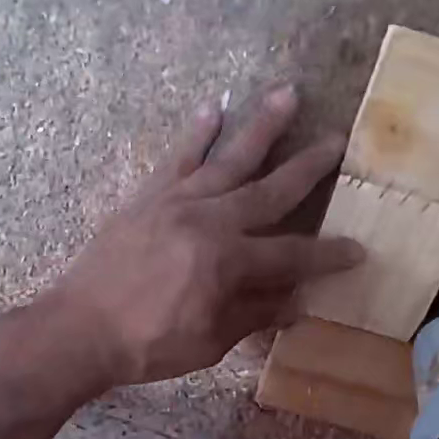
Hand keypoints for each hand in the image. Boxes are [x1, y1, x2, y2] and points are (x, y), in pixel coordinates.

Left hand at [43, 87, 363, 386]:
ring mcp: (178, 201)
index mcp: (229, 260)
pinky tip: (213, 109)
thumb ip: (255, 314)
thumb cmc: (149, 344)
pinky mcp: (149, 196)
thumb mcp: (211, 341)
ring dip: (262, 127)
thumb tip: (297, 303)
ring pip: (229, 158)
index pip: (293, 255)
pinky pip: (178, 158)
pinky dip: (197, 133)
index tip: (359, 249)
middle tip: (337, 139)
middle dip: (309, 166)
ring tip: (287, 94)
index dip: (329, 255)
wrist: (79, 329)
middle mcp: (210, 220)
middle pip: (271, 189)